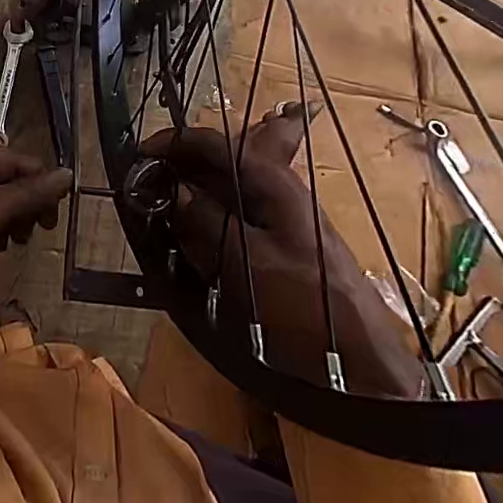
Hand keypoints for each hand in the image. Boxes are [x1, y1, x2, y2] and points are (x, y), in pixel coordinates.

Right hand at [143, 103, 423, 397]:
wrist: (362, 361)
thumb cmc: (305, 306)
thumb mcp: (247, 263)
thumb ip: (206, 219)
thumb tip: (171, 187)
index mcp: (272, 182)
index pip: (215, 142)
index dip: (174, 142)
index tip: (140, 156)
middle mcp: (276, 187)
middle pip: (222, 155)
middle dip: (184, 158)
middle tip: (150, 173)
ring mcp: (279, 212)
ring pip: (226, 181)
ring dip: (193, 184)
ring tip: (163, 199)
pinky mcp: (277, 238)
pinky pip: (233, 209)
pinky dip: (207, 211)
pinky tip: (192, 230)